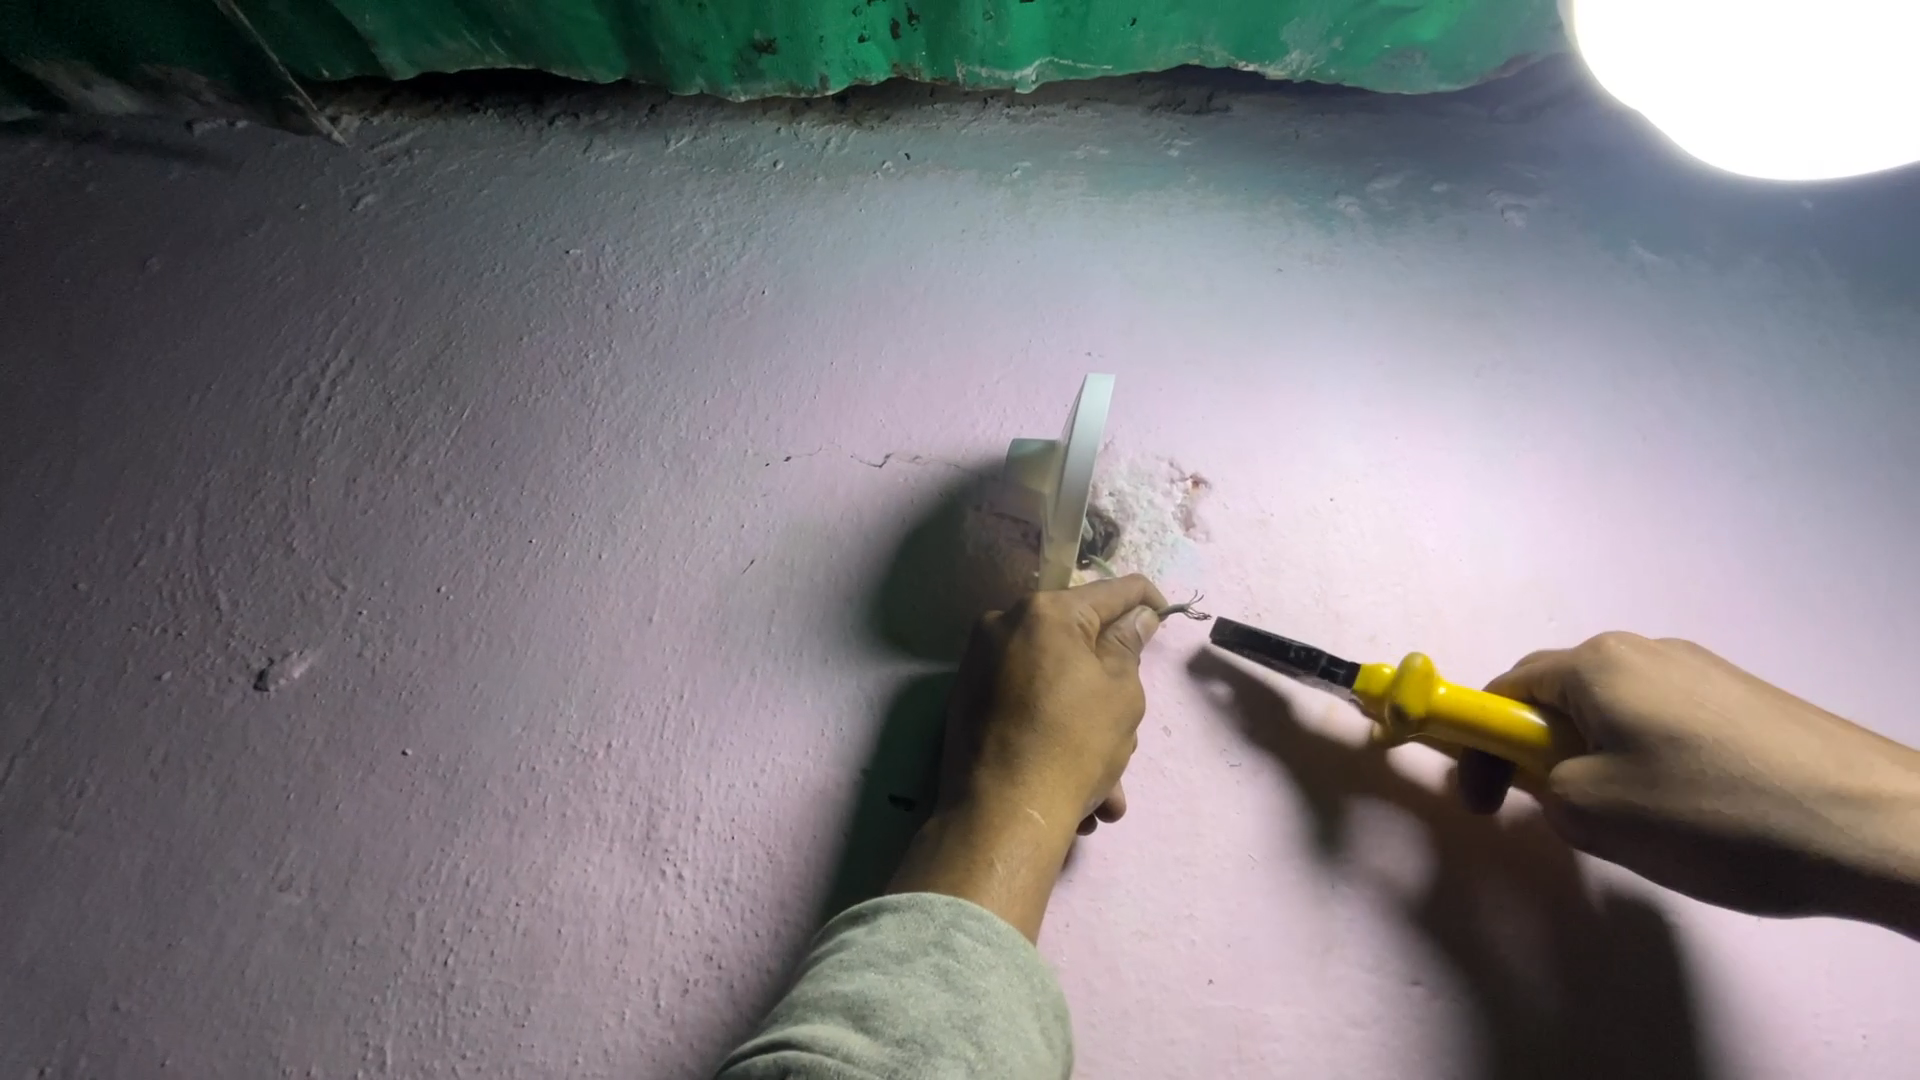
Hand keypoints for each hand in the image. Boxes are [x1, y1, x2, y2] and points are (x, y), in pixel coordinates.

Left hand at [889, 575, 1166, 939]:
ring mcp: (980, 663)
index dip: (1147, 599)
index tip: (1167, 613)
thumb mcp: (1121, 692)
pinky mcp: (968, 699)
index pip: (1111, 591)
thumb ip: (1128, 645)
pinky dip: (1054, 736)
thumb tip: (1136, 616)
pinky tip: (1080, 792)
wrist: (999, 814)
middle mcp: (1004, 625)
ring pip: (1055, 686)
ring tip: (1107, 791)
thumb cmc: (1073, 743)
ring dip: (1087, 730)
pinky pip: (1027, 707)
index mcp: (1044, 612)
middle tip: (1129, 734)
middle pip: (1077, 644)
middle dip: (1111, 690)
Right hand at [1463, 632, 1919, 926]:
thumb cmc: (1718, 814)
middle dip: (1536, 748)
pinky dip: (1646, 756)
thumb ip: (1537, 785)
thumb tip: (1555, 777)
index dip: (1474, 742)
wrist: (1902, 835)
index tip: (1482, 797)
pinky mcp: (1750, 699)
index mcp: (1593, 663)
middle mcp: (1641, 650)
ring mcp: (1703, 670)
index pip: (1499, 690)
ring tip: (1629, 814)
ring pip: (1609, 710)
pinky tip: (1689, 806)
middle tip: (1550, 804)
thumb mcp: (1590, 812)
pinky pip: (1662, 720)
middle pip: (1554, 695)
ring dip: (1592, 754)